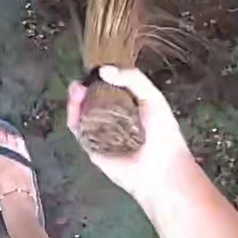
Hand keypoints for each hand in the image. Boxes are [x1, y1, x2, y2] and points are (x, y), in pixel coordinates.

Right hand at [66, 65, 198, 202]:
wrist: (161, 167)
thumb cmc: (163, 133)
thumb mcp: (153, 98)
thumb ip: (133, 79)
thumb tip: (104, 70)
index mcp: (130, 110)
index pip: (109, 92)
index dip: (100, 81)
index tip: (95, 71)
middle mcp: (114, 123)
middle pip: (91, 103)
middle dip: (84, 90)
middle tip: (80, 82)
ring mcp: (101, 136)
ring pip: (81, 115)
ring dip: (75, 101)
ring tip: (76, 89)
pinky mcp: (92, 149)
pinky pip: (78, 130)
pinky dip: (73, 116)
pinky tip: (75, 102)